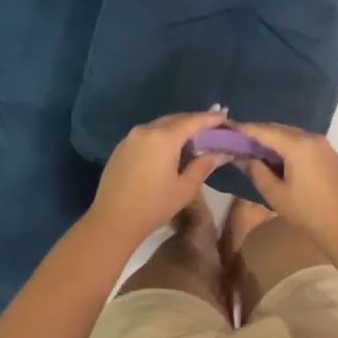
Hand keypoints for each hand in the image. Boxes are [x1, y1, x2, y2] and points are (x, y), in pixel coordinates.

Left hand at [86, 111, 229, 242]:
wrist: (112, 221)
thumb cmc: (153, 206)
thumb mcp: (185, 188)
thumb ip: (204, 165)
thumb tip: (221, 152)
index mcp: (163, 138)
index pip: (192, 121)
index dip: (210, 118)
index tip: (225, 117)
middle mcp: (146, 130)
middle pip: (176, 119)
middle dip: (195, 122)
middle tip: (213, 130)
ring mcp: (130, 137)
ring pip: (160, 125)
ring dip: (178, 128)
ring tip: (194, 139)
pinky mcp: (121, 147)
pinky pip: (148, 134)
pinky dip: (163, 135)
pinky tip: (170, 149)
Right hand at [232, 122, 337, 245]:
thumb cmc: (307, 212)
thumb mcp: (275, 194)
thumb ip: (256, 171)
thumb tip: (242, 158)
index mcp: (298, 146)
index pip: (265, 131)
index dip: (245, 129)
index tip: (227, 128)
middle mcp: (312, 138)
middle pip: (279, 129)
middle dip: (258, 133)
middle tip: (238, 140)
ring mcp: (323, 144)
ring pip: (291, 134)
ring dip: (273, 139)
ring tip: (254, 149)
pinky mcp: (329, 153)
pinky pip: (303, 141)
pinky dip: (287, 144)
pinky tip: (276, 157)